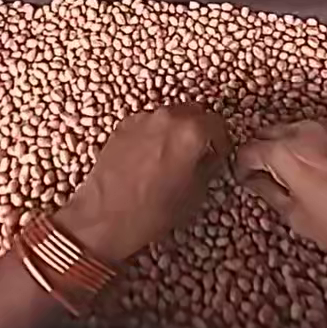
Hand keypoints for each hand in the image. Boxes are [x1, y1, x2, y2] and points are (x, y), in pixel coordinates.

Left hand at [56, 105, 228, 262]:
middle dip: (200, 129)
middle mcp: (167, 116)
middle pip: (194, 112)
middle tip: (199, 152)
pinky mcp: (123, 124)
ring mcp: (143, 118)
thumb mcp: (194, 194)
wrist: (105, 215)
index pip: (217, 123)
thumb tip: (209, 157)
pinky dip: (154, 132)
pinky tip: (150, 156)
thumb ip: (208, 166)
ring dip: (176, 129)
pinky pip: (148, 122)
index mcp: (191, 131)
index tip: (219, 154)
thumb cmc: (153, 210)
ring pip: (170, 115)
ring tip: (173, 155)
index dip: (222, 140)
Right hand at [233, 119, 326, 295]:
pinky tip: (323, 167)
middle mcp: (305, 132)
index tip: (244, 176)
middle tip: (267, 174)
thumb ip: (268, 191)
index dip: (242, 165)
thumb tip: (255, 180)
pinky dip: (314, 142)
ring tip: (298, 173)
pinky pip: (320, 129)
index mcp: (286, 154)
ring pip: (294, 128)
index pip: (248, 149)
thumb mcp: (297, 218)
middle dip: (263, 152)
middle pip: (268, 132)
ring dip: (288, 145)